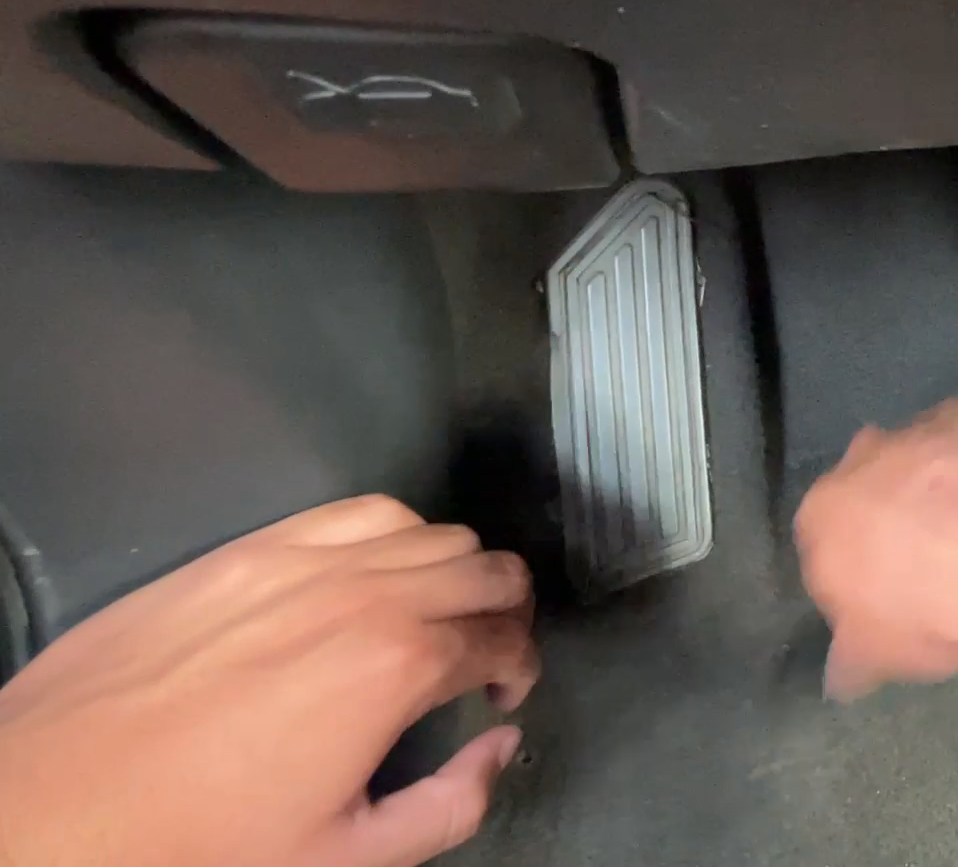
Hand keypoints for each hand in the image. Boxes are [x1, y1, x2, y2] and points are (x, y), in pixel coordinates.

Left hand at [0, 495, 538, 866]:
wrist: (20, 828)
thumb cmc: (193, 850)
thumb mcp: (341, 862)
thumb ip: (454, 803)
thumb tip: (503, 741)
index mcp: (404, 662)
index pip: (508, 639)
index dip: (520, 668)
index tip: (500, 695)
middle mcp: (378, 592)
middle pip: (495, 571)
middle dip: (509, 613)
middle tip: (484, 652)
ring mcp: (315, 561)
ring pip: (443, 534)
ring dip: (460, 574)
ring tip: (431, 612)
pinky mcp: (257, 549)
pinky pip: (368, 512)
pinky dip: (399, 536)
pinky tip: (375, 574)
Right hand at [795, 399, 957, 700]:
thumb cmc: (923, 605)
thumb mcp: (876, 657)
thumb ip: (853, 659)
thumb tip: (842, 676)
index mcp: (823, 512)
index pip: (829, 540)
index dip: (863, 566)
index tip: (896, 592)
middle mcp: (865, 455)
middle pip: (877, 480)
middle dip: (902, 506)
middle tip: (945, 549)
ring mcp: (926, 423)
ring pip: (934, 450)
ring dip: (954, 477)